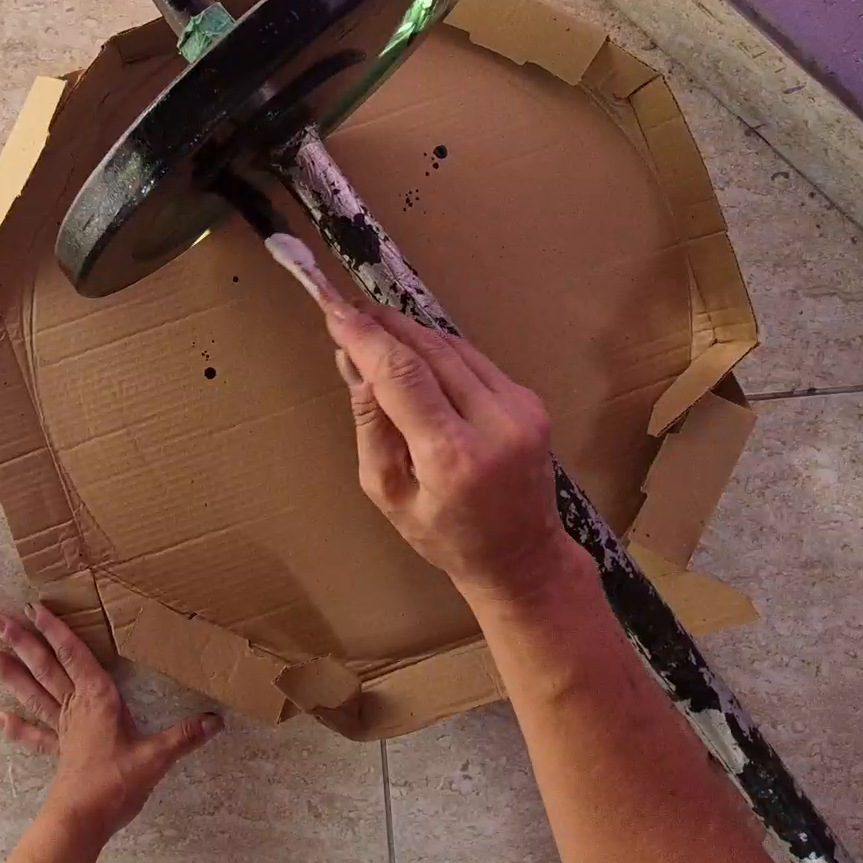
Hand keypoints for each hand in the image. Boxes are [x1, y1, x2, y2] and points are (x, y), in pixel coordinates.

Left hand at [0, 603, 223, 840]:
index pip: (74, 654)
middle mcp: (75, 705)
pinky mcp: (58, 753)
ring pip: (33, 693)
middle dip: (22, 641)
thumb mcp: (156, 756)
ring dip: (10, 673)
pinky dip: (15, 726)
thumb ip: (185, 736)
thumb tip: (216, 720)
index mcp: (98, 697)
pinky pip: (33, 735)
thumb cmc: (116, 783)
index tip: (37, 606)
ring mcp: (62, 729)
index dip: (56, 629)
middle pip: (45, 667)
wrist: (82, 822)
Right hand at [322, 299, 571, 602]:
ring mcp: (520, 408)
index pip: (402, 376)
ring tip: (370, 323)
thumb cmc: (444, 536)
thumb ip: (371, 426)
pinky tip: (411, 349)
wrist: (523, 555)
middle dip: (383, 324)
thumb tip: (353, 362)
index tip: (333, 311)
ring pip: (452, 348)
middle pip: (429, 350)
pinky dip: (436, 349)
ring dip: (408, 331)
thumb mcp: (389, 493)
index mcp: (453, 456)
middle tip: (345, 307)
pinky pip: (472, 360)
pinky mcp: (529, 400)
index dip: (365, 338)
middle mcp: (495, 423)